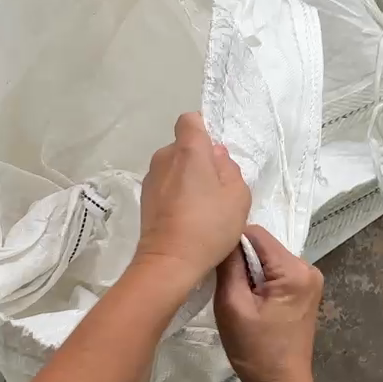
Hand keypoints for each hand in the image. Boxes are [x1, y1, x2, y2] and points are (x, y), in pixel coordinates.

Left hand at [135, 112, 250, 286]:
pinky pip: (165, 185)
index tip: (216, 152)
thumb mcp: (238, 196)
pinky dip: (176, 194)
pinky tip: (187, 217)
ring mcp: (151, 178)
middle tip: (217, 187)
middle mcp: (164, 157)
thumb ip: (230, 168)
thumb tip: (216, 156)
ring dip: (187, 178)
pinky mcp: (144, 198)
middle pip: (183, 146)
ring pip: (174, 167)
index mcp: (188, 150)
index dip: (204, 129)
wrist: (168, 261)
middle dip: (199, 159)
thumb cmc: (209, 225)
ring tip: (202, 207)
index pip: (190, 120)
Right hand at [214, 224, 322, 381]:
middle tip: (227, 286)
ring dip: (250, 271)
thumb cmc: (254, 350)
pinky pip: (276, 272)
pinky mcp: (306, 291)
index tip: (217, 265)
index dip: (232, 244)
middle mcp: (308, 268)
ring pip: (268, 258)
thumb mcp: (232, 305)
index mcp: (294, 270)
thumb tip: (223, 236)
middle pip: (263, 245)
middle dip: (242, 260)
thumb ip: (228, 265)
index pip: (255, 233)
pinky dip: (261, 280)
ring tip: (239, 296)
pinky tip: (252, 301)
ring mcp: (310, 280)